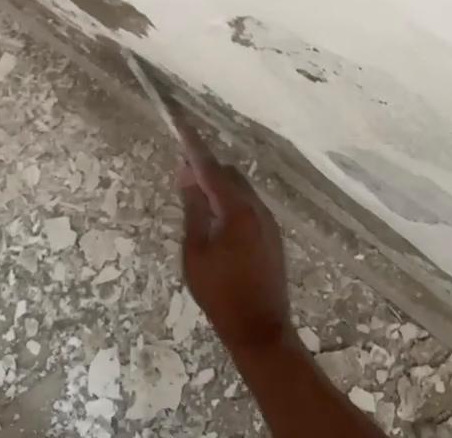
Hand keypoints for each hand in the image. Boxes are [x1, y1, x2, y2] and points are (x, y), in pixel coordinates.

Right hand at [180, 155, 293, 353]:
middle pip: (228, 174)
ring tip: (196, 199)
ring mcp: (268, 222)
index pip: (210, 167)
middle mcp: (257, 208)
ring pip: (240, 189)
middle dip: (205, 168)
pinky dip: (230, 202)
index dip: (192, 144)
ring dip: (219, 186)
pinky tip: (216, 220)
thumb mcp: (196, 251)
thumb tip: (187, 174)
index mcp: (236, 209)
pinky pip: (249, 205)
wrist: (260, 330)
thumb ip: (193, 208)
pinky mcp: (272, 235)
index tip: (179, 122)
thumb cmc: (220, 293)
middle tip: (181, 174)